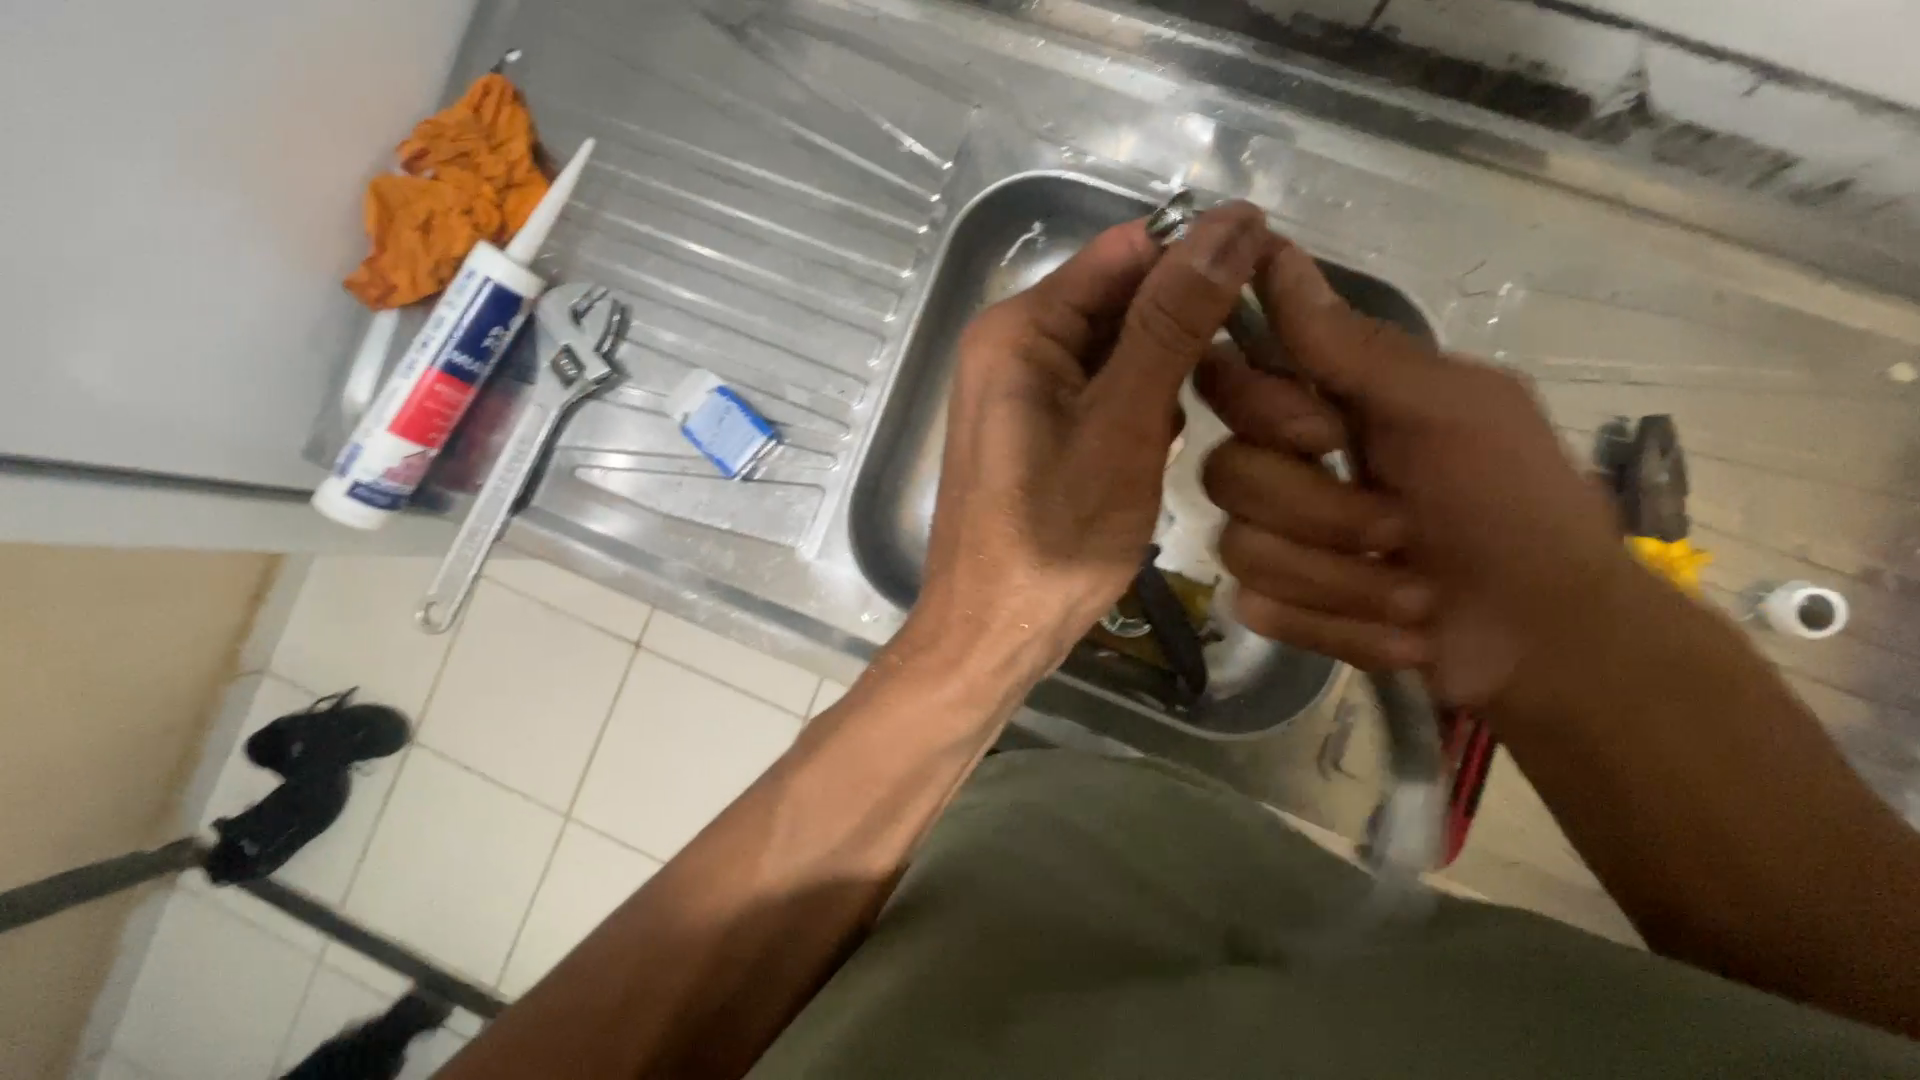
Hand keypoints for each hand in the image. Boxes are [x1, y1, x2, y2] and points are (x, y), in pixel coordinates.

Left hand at [905, 202, 1270, 668]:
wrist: (993, 634)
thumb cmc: (1056, 537)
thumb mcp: (1124, 424)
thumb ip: (1172, 323)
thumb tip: (1230, 223)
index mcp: (1019, 327)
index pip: (1125, 252)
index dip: (1198, 261)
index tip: (1270, 292)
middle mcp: (1009, 345)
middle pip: (1118, 300)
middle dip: (1181, 330)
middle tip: (1244, 376)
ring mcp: (1016, 391)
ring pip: (1114, 349)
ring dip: (1162, 377)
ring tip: (1186, 430)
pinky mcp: (1029, 430)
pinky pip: (1096, 393)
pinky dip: (1134, 411)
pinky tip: (1150, 452)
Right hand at [1195, 237, 1630, 705]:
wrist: (1550, 638)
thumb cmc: (1517, 505)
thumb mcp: (1452, 410)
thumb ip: (1353, 348)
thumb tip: (1272, 250)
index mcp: (1323, 404)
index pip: (1225, 377)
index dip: (1260, 410)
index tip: (1329, 435)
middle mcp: (1286, 465)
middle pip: (1224, 472)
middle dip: (1322, 513)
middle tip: (1403, 529)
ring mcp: (1278, 540)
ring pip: (1240, 548)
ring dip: (1342, 582)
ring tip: (1418, 597)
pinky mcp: (1278, 606)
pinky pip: (1257, 609)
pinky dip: (1337, 627)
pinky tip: (1398, 634)